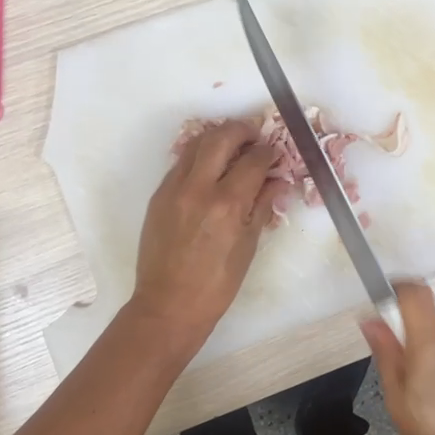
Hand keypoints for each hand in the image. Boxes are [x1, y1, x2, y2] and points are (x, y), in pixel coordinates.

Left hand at [127, 120, 287, 354]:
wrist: (169, 304)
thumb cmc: (216, 284)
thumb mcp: (248, 246)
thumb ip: (261, 207)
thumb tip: (275, 182)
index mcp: (226, 204)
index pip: (252, 161)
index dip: (267, 152)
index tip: (273, 153)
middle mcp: (198, 188)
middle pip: (220, 138)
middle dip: (241, 131)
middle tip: (254, 135)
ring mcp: (173, 189)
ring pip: (196, 145)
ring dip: (217, 138)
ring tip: (232, 145)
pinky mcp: (158, 196)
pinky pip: (181, 164)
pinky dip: (199, 158)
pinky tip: (210, 168)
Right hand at [361, 282, 434, 434]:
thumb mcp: (398, 400)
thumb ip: (387, 354)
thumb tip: (371, 321)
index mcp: (431, 339)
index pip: (416, 292)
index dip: (398, 289)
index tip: (384, 302)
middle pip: (431, 319)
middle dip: (412, 335)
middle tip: (400, 372)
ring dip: (434, 356)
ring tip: (426, 398)